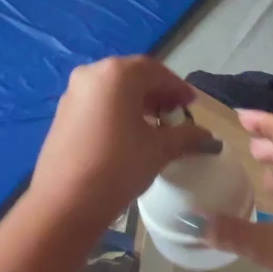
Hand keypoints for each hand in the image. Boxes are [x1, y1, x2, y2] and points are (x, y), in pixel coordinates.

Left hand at [27, 56, 215, 232]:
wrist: (65, 200)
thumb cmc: (118, 166)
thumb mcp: (158, 150)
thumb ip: (186, 137)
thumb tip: (209, 138)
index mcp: (117, 73)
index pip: (155, 71)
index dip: (177, 87)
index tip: (192, 105)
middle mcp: (92, 73)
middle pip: (132, 76)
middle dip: (157, 92)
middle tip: (176, 114)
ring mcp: (73, 91)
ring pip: (113, 88)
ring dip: (136, 101)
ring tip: (155, 125)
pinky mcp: (63, 111)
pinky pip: (97, 100)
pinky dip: (116, 109)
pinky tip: (128, 133)